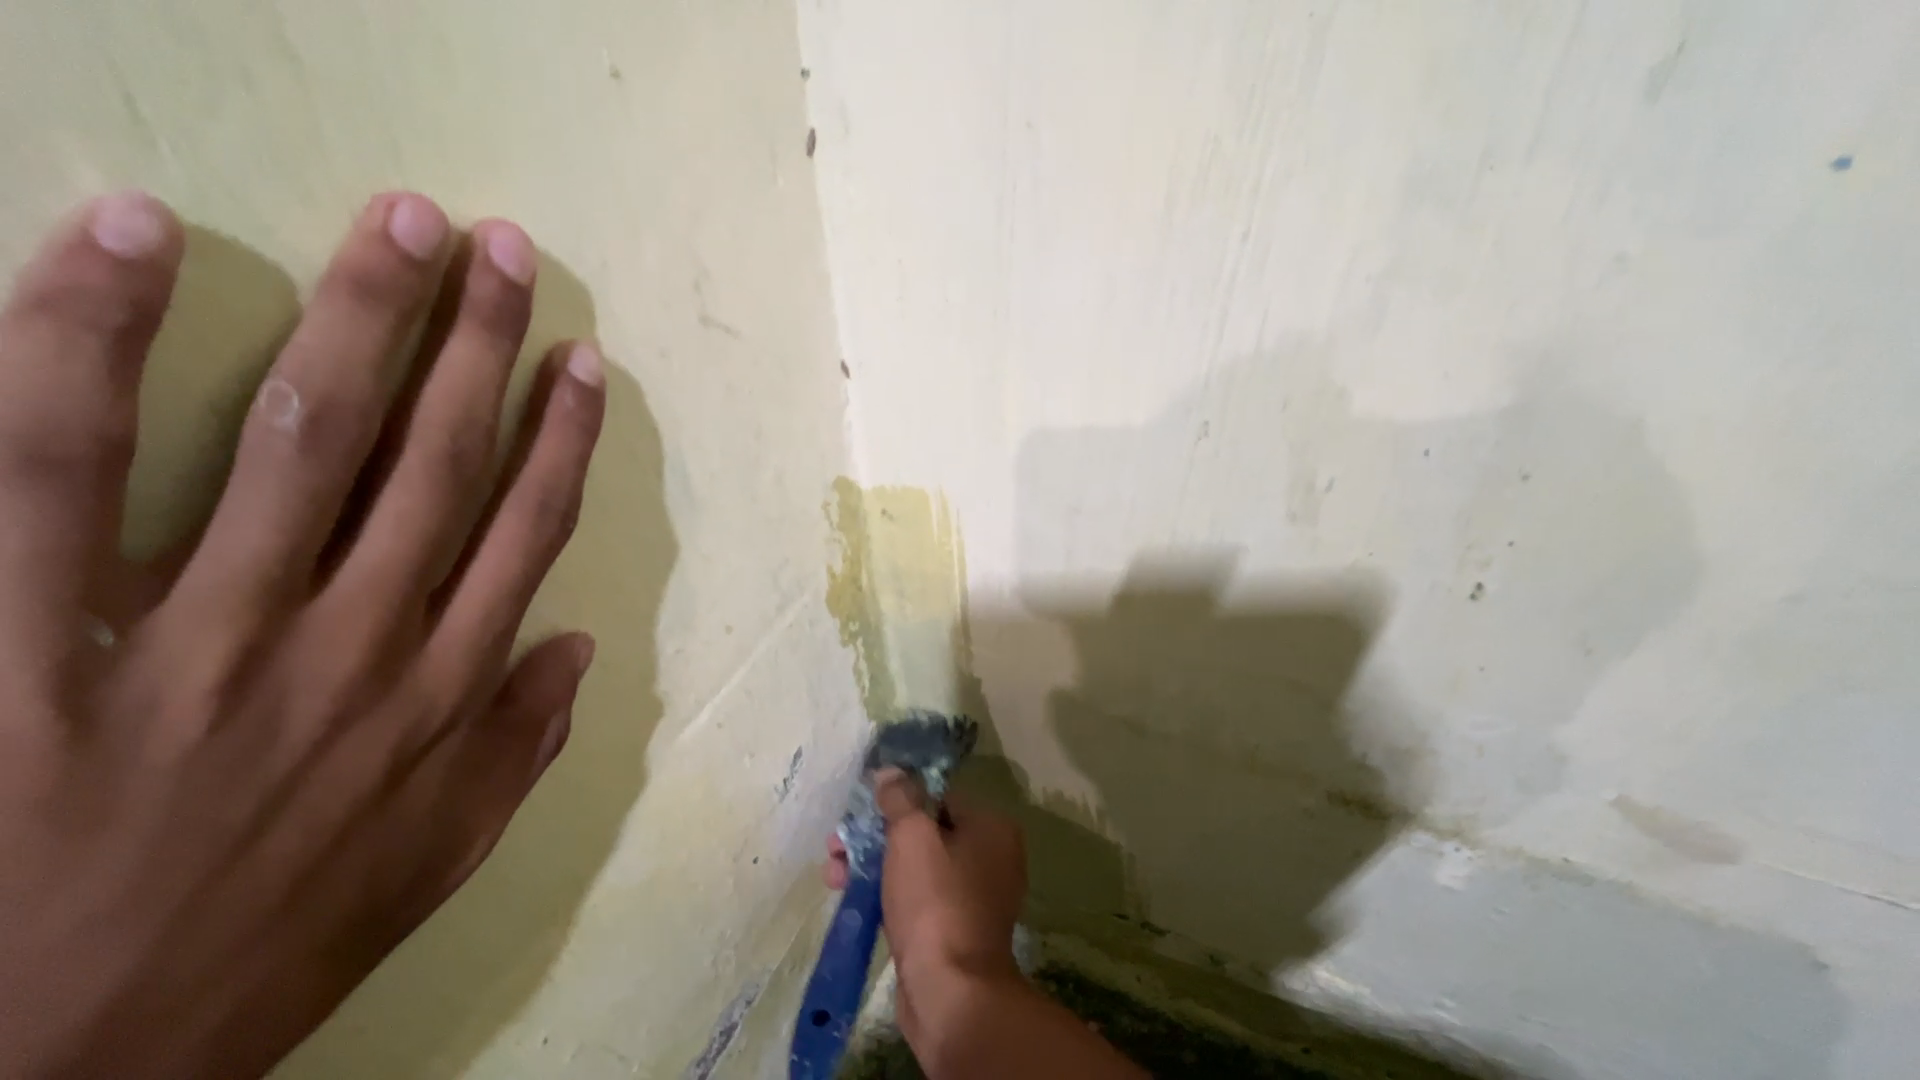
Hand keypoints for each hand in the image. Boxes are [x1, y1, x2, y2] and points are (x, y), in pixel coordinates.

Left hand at [0, 191, 603, 1078]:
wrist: (58, 1068)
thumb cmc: (268, 942)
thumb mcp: (435, 861)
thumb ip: (516, 747)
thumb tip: (578, 643)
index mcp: (440, 697)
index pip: (523, 533)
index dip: (560, 436)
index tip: (580, 356)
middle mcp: (355, 647)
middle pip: (435, 463)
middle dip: (477, 342)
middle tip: (498, 243)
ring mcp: (206, 641)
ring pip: (301, 442)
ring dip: (357, 318)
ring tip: (397, 222)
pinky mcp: (31, 648)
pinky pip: (52, 472)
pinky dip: (84, 344)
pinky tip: (125, 238)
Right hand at [824, 770, 1027, 1049]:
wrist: (950, 992)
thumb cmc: (935, 902)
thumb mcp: (912, 837)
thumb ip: (900, 798)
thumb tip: (891, 771)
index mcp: (992, 828)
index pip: (938, 797)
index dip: (895, 801)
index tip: (858, 813)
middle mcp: (990, 858)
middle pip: (923, 832)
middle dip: (874, 837)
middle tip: (835, 847)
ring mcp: (973, 897)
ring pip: (915, 866)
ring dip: (872, 865)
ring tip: (833, 876)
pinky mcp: (952, 930)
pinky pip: (916, 898)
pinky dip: (886, 894)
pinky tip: (851, 897)